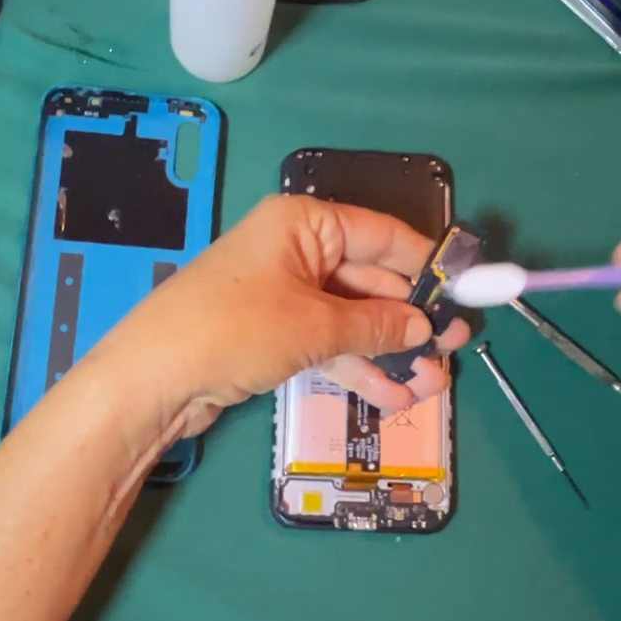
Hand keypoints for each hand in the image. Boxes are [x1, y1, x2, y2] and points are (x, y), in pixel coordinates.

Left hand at [83, 195, 468, 437]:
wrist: (155, 378)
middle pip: (368, 282)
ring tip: (431, 385)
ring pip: (350, 319)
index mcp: (304, 224)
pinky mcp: (272, 335)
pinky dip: (356, 367)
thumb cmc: (237, 329)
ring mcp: (282, 296)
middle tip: (453, 351)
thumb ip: (376, 325)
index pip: (382, 236)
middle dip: (410, 321)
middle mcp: (295, 252)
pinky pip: (326, 344)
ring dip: (389, 352)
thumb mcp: (315, 325)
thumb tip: (424, 327)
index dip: (427, 265)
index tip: (466, 293)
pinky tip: (392, 396)